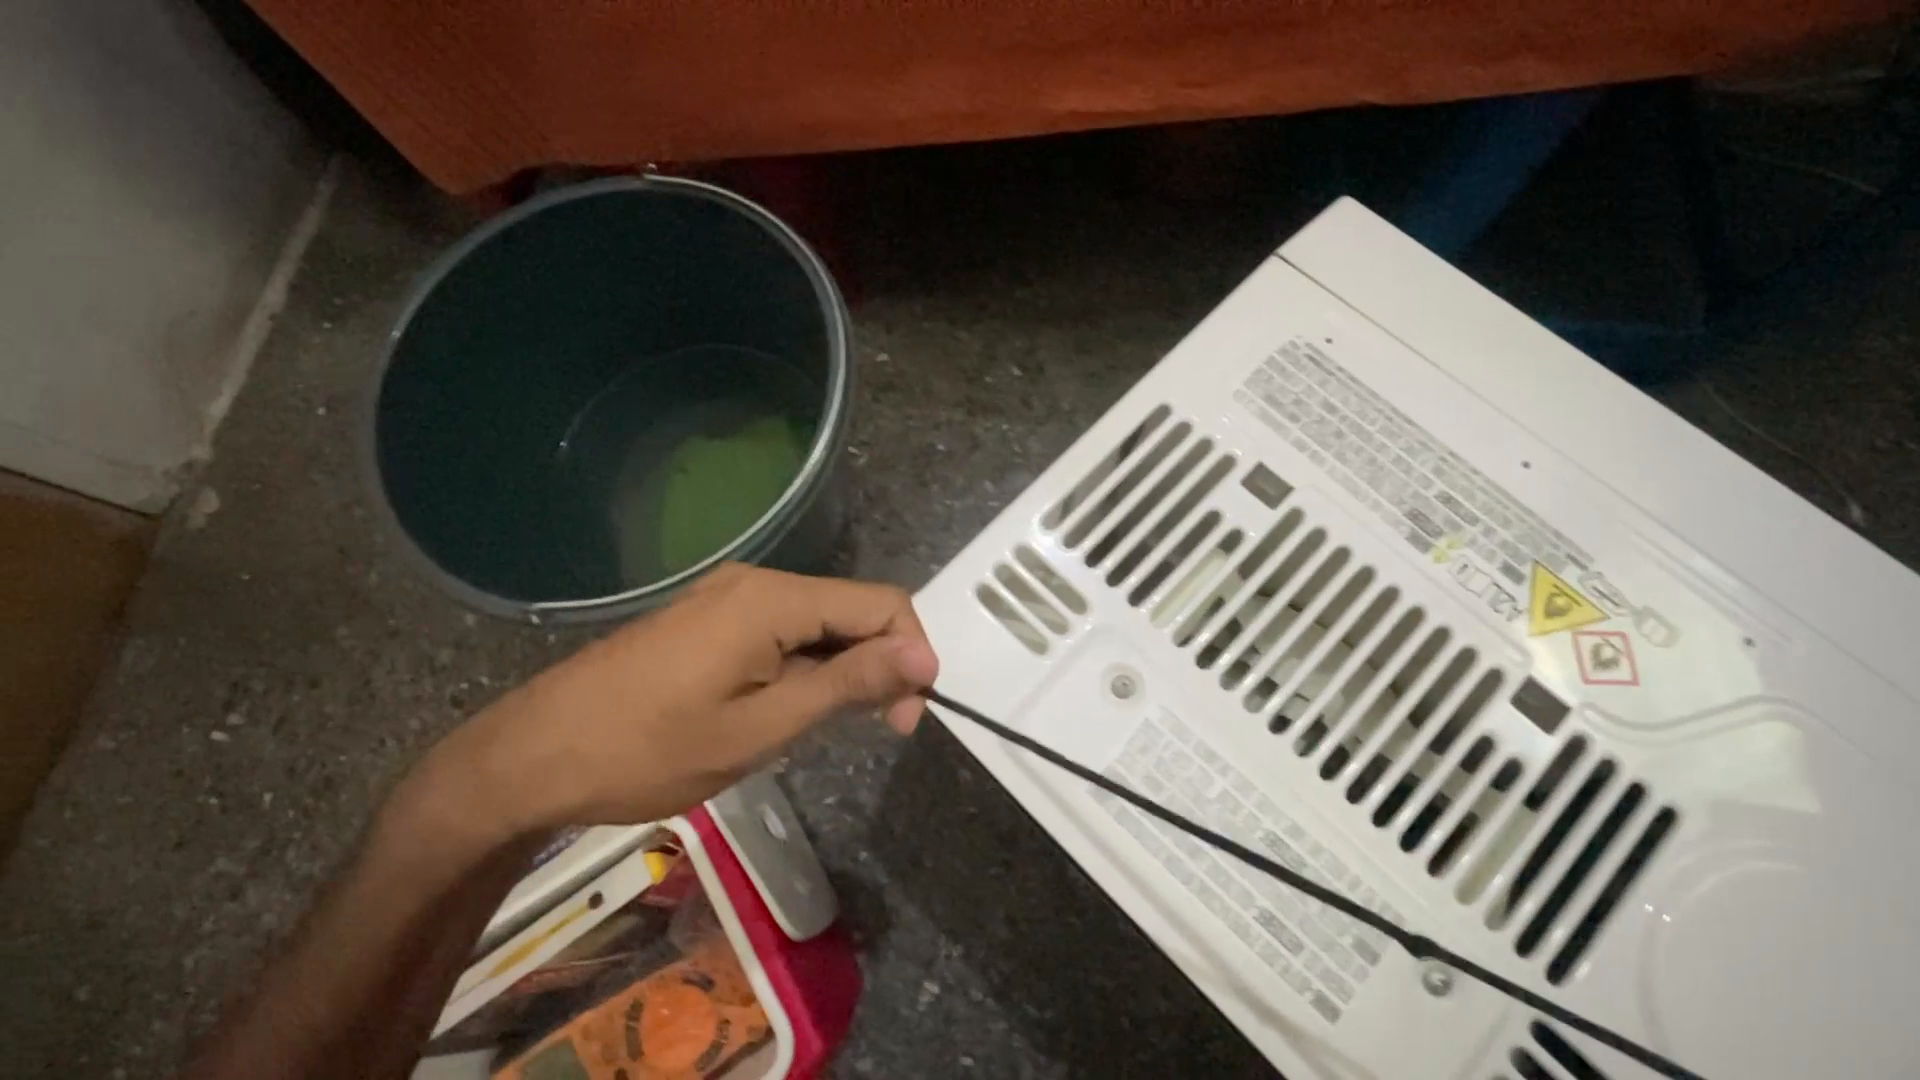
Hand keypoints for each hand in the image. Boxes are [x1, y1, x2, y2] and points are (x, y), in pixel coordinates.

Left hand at [420, 564, 939, 838]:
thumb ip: (847, 683)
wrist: (533, 756)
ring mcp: (726, 598)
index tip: (906, 719)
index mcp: (772, 599)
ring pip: (817, 621)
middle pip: (851, 608)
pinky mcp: (707, 620)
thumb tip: (924, 655)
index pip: (881, 603)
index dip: (911, 653)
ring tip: (828, 728)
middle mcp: (755, 582)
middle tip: (877, 732)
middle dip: (880, 663)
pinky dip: (805, 666)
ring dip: (842, 668)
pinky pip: (781, 631)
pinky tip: (789, 709)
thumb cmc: (649, 750)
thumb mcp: (761, 727)